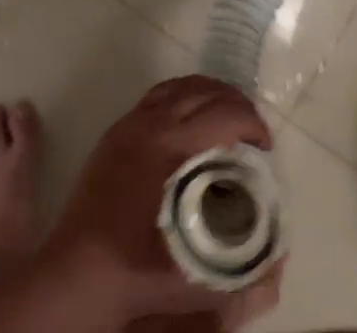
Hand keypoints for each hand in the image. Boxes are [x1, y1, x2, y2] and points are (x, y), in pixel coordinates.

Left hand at [44, 76, 280, 323]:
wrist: (79, 270)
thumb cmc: (138, 267)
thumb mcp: (198, 268)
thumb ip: (242, 263)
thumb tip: (278, 252)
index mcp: (171, 147)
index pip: (224, 114)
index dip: (253, 124)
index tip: (265, 147)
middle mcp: (149, 124)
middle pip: (204, 91)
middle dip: (237, 104)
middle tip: (253, 131)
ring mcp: (128, 124)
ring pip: (178, 86)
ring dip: (210, 94)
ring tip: (229, 118)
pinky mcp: (116, 132)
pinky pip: (156, 96)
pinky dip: (183, 97)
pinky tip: (193, 121)